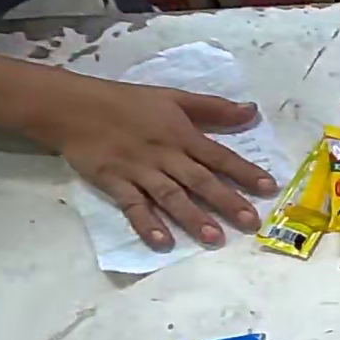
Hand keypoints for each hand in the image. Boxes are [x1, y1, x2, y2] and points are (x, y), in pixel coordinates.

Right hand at [31, 75, 279, 250]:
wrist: (70, 106)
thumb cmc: (129, 102)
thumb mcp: (175, 98)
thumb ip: (215, 108)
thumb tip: (252, 111)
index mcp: (183, 135)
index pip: (221, 157)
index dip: (246, 172)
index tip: (270, 188)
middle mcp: (165, 155)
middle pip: (201, 181)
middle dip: (227, 202)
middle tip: (251, 223)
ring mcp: (139, 171)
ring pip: (171, 196)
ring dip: (193, 218)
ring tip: (214, 238)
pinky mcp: (113, 182)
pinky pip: (132, 206)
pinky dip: (147, 224)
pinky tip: (163, 242)